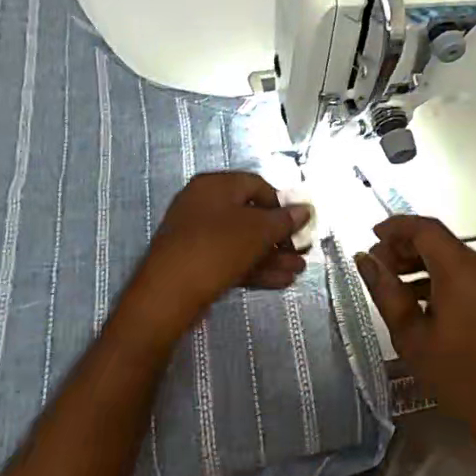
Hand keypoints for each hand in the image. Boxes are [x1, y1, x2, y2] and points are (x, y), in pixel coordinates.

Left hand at [118, 172, 310, 343]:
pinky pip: (231, 259)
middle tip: (302, 252)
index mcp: (214, 185)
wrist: (170, 291)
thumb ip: (284, 220)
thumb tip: (304, 209)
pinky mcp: (196, 263)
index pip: (256, 184)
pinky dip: (255, 267)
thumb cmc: (217, 247)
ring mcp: (197, 235)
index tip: (299, 224)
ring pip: (242, 241)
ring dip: (272, 256)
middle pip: (250, 215)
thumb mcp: (257, 231)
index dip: (281, 203)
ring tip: (298, 271)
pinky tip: (280, 281)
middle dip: (279, 236)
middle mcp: (203, 204)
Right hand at [354, 217, 475, 449]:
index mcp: (462, 271)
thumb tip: (365, 259)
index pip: (425, 229)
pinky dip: (440, 278)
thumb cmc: (460, 376)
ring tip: (393, 285)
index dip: (395, 227)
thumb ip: (386, 291)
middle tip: (377, 266)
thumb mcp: (412, 336)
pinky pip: (467, 275)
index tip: (371, 237)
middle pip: (439, 241)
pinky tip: (420, 303)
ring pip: (452, 258)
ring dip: (421, 263)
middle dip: (405, 247)